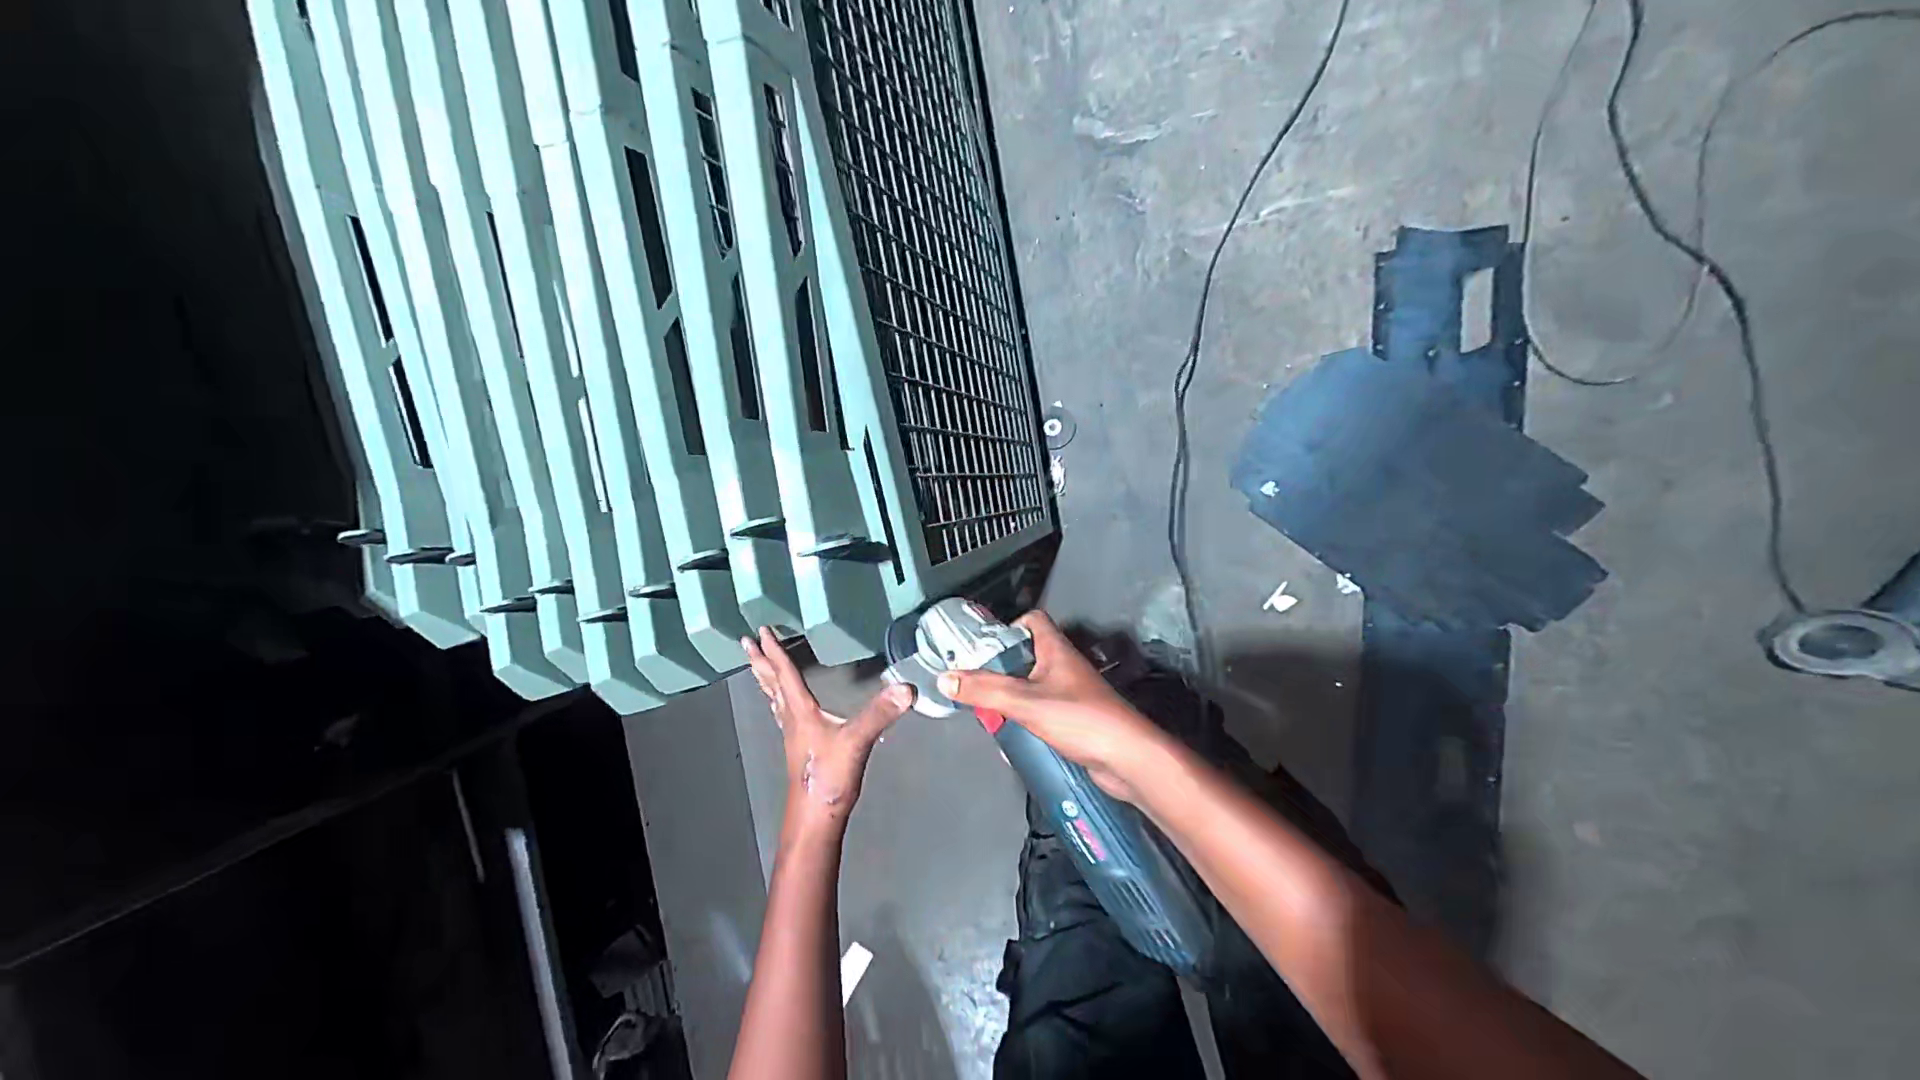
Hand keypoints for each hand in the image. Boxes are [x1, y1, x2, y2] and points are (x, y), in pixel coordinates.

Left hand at [743, 627, 914, 831]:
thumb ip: (879, 714)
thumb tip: (906, 688)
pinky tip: (784, 705)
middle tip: (745, 643)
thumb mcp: (856, 742)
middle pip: (771, 684)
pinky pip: (783, 713)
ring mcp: (793, 735)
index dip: (775, 652)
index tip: (761, 631)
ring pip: (775, 699)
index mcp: (801, 713)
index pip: (785, 675)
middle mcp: (792, 720)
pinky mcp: (800, 748)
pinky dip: (778, 700)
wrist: (814, 819)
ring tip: (757, 666)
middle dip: (760, 662)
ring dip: (765, 679)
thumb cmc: (829, 778)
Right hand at [937, 612, 1170, 801]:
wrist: (1128, 759)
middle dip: (1002, 670)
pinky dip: (1027, 721)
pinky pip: (1043, 713)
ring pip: (1033, 687)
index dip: (1009, 626)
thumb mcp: (1025, 702)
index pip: (1033, 620)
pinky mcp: (1076, 719)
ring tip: (992, 714)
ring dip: (1012, 699)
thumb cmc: (1081, 719)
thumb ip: (985, 691)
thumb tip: (947, 678)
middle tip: (979, 686)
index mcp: (1056, 650)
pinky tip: (1016, 737)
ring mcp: (1072, 694)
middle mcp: (1065, 667)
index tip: (985, 646)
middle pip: (1027, 656)